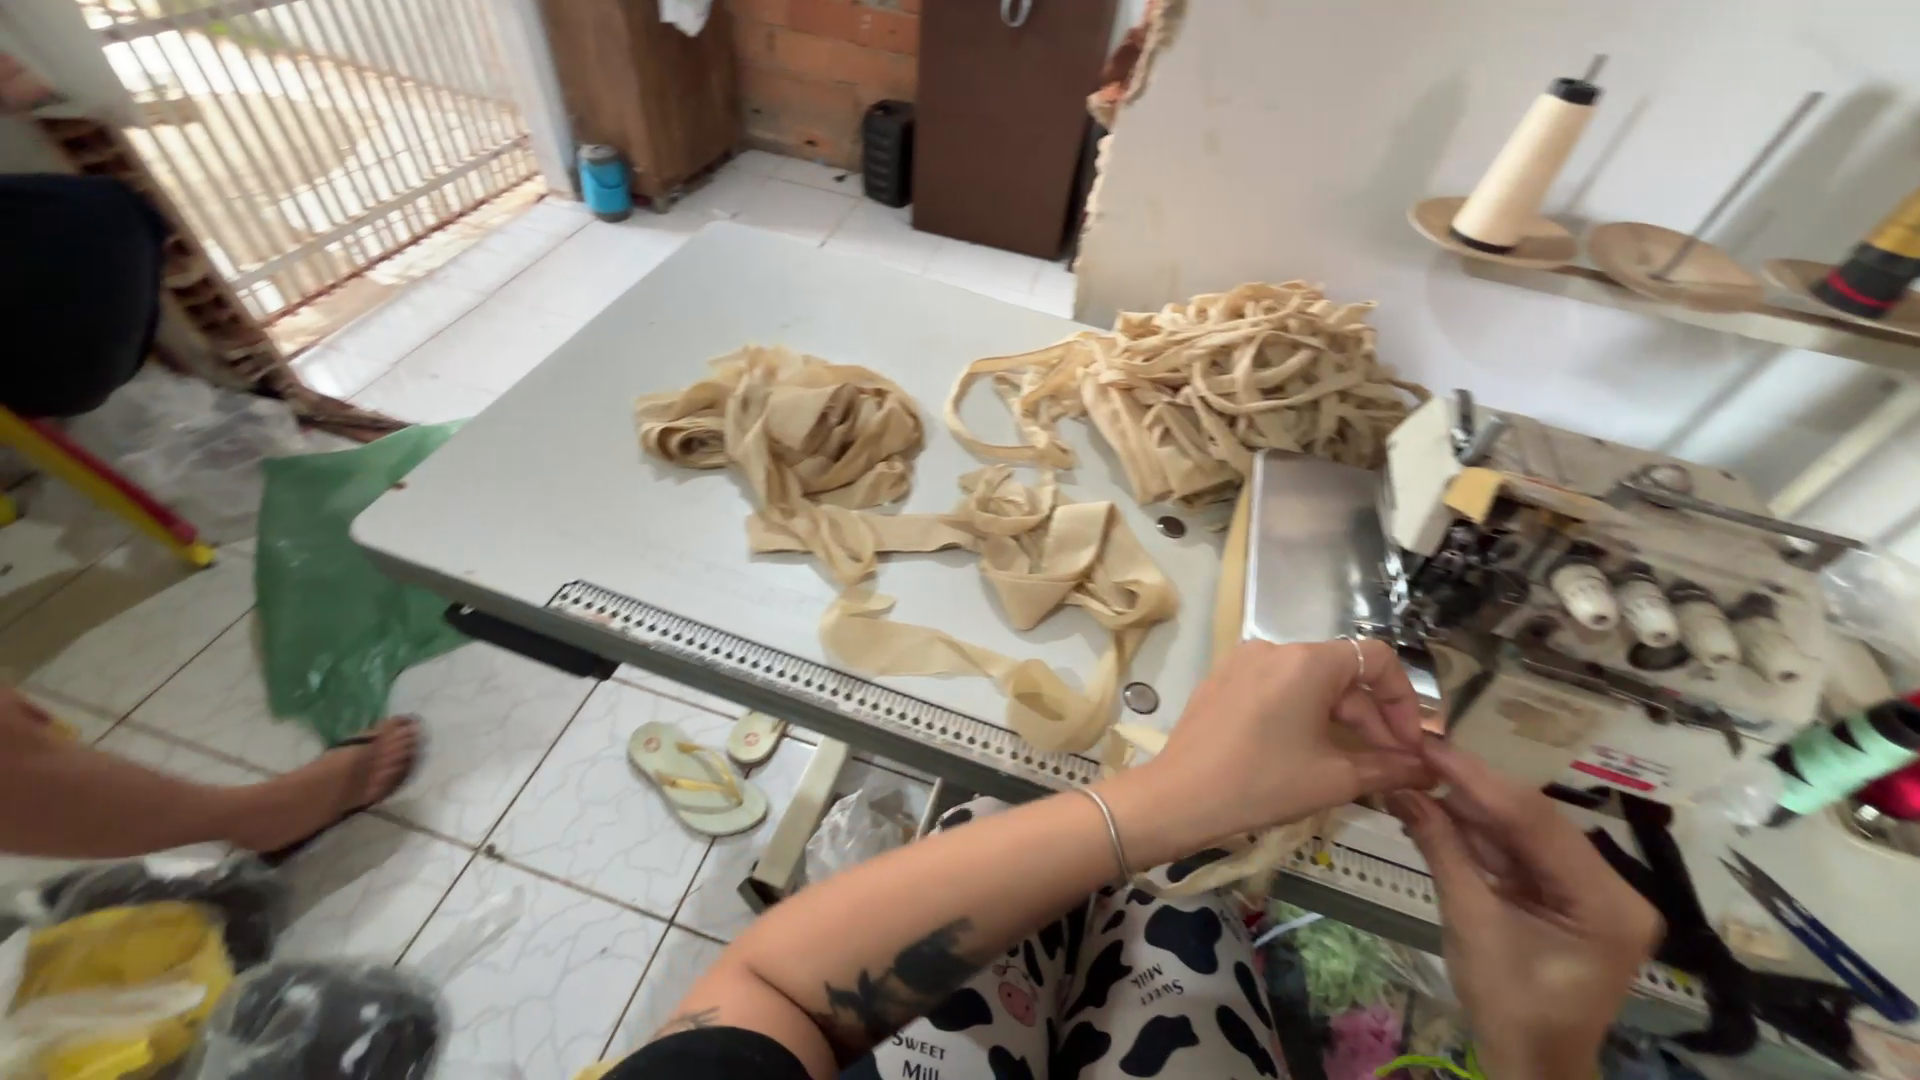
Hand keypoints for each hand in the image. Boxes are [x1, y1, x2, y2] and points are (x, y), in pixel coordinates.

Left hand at [1140, 639, 1433, 842]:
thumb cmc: (1263, 782)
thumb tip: (1426, 769)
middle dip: (1370, 719)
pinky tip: (1304, 752)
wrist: (1182, 796)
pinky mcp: (1220, 681)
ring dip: (1336, 719)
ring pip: (1307, 683)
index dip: (1404, 700)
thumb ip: (1389, 767)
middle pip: (1341, 674)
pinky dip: (1299, 714)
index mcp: (1306, 661)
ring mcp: (1241, 662)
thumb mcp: (1335, 778)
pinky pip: (1274, 689)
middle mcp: (1273, 649)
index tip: (1410, 744)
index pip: (1377, 659)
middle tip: (1389, 767)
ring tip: (1351, 765)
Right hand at [1389, 742, 1661, 1079]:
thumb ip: (1441, 848)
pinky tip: (1435, 807)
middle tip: (1416, 752)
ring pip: (1519, 830)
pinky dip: (1473, 831)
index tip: (1428, 745)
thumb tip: (1401, 790)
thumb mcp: (1470, 922)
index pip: (1534, 822)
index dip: (1476, 779)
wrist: (1530, 1063)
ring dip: (1466, 805)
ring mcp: (1587, 890)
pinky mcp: (1562, 894)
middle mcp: (1610, 888)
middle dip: (1469, 786)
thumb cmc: (1509, 1005)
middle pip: (1531, 819)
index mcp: (1607, 902)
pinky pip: (1515, 850)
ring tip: (1415, 774)